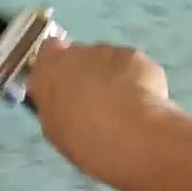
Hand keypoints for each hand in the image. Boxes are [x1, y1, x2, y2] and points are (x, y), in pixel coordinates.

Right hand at [26, 42, 177, 175]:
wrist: (129, 136)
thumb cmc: (83, 140)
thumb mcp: (55, 127)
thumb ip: (54, 102)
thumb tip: (60, 96)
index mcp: (50, 68)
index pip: (49, 50)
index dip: (59, 66)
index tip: (65, 84)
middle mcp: (78, 52)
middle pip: (81, 56)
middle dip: (88, 73)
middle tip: (97, 102)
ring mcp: (110, 51)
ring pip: (109, 60)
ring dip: (113, 76)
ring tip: (124, 107)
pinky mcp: (137, 56)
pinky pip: (133, 66)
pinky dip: (136, 79)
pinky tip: (142, 102)